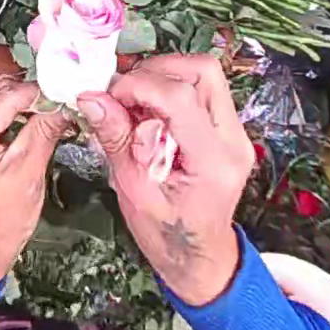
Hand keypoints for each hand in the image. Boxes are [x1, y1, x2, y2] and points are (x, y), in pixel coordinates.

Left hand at [0, 77, 71, 283]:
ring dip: (25, 100)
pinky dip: (15, 108)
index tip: (66, 93)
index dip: (41, 93)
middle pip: (1, 90)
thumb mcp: (28, 171)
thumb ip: (45, 129)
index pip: (9, 96)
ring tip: (51, 110)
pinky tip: (35, 117)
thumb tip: (64, 101)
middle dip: (33, 94)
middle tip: (62, 102)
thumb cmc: (0, 218)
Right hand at [78, 55, 254, 304]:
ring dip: (164, 76)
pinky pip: (203, 88)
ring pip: (205, 74)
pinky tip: (150, 110)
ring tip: (136, 102)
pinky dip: (171, 88)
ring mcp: (236, 131)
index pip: (181, 98)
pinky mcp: (229, 126)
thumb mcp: (133, 191)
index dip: (140, 86)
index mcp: (213, 162)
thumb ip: (116, 139)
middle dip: (156, 71)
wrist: (201, 258)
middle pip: (203, 72)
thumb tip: (92, 98)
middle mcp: (234, 139)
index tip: (111, 95)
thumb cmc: (168, 236)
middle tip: (125, 93)